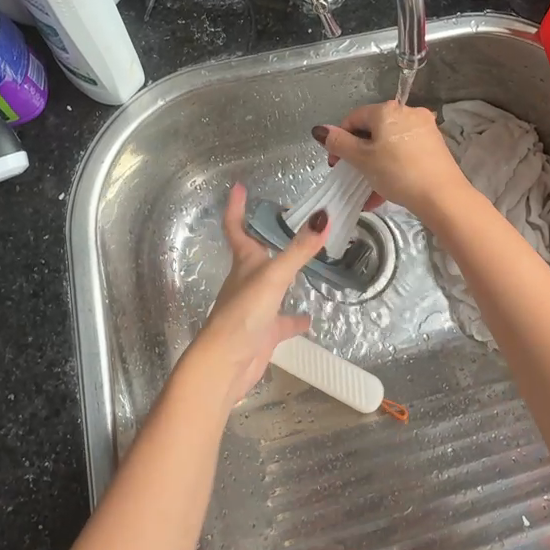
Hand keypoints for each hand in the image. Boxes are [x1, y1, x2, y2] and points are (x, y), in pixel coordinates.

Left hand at [186, 183, 326, 409]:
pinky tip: (309, 319)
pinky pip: (282, 322)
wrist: (226, 363)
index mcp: (244, 262)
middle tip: (286, 223)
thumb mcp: (274, 276)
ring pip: (272, 286)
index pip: (236, 227)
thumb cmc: (243, 312)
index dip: (236, 207)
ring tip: (307, 266)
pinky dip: (294, 319)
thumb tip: (323, 218)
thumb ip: (299, 250)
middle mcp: (247, 281)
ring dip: (285, 277)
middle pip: (255, 254)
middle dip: (267, 239)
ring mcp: (255, 308)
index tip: (239, 187)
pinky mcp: (263, 332)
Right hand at [312, 101, 474, 224]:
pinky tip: (387, 190)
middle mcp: (407, 112)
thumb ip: (339, 143)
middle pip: (373, 130)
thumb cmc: (398, 172)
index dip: (340, 139)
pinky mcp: (434, 145)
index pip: (354, 118)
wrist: (442, 195)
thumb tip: (319, 130)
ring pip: (389, 144)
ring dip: (375, 165)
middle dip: (359, 155)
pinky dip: (393, 167)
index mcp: (387, 110)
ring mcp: (423, 128)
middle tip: (352, 175)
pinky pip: (405, 152)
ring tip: (369, 191)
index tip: (335, 163)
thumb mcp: (363, 160)